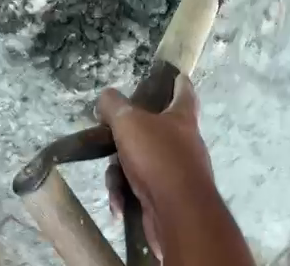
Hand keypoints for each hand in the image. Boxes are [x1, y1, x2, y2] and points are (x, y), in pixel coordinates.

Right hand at [97, 74, 253, 265]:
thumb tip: (105, 100)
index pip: (185, 93)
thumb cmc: (158, 157)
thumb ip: (113, 104)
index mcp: (182, 119)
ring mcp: (178, 174)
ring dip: (121, 172)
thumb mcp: (128, 121)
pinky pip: (140, 189)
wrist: (179, 216)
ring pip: (140, 162)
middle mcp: (184, 145)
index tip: (178, 74)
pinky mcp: (168, 200)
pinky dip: (126, 194)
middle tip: (110, 138)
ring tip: (115, 183)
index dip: (179, 82)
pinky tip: (119, 203)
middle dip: (127, 137)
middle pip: (152, 131)